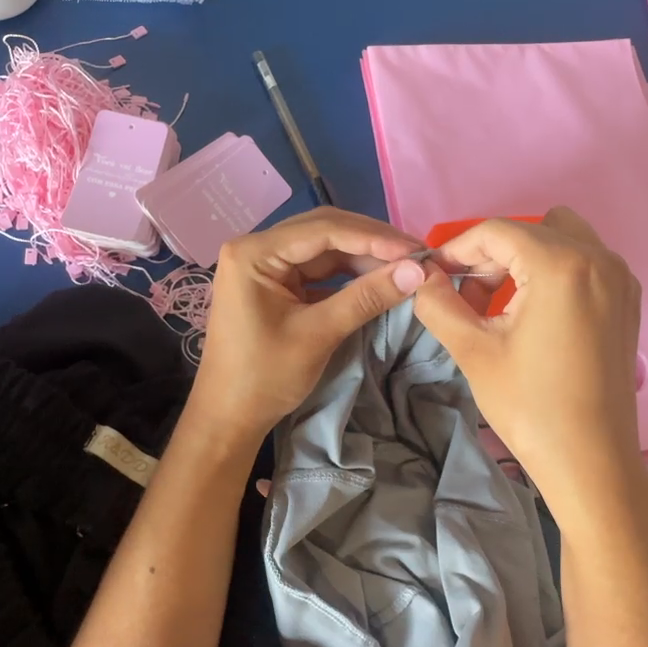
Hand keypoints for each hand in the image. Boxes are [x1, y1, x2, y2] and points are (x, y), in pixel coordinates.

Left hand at [186, 207, 425, 444]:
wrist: (228, 417)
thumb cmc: (264, 377)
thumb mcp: (319, 334)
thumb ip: (366, 297)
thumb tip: (418, 270)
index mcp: (253, 253)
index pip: (323, 229)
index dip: (374, 237)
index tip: (417, 250)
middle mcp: (255, 248)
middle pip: (323, 231)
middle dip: (371, 242)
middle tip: (418, 254)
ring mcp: (264, 265)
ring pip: (323, 248)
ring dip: (363, 257)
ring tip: (406, 266)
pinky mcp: (274, 284)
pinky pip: (316, 269)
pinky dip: (348, 274)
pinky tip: (378, 278)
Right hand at [412, 207, 643, 501]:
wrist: (590, 460)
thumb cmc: (529, 405)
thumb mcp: (472, 350)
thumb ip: (438, 302)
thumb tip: (421, 275)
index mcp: (561, 264)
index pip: (496, 231)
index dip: (457, 248)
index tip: (433, 274)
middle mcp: (599, 259)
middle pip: (529, 230)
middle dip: (491, 254)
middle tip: (466, 294)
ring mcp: (619, 279)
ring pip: (559, 240)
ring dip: (523, 260)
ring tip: (498, 305)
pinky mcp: (627, 301)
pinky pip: (582, 263)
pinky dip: (551, 273)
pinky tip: (531, 315)